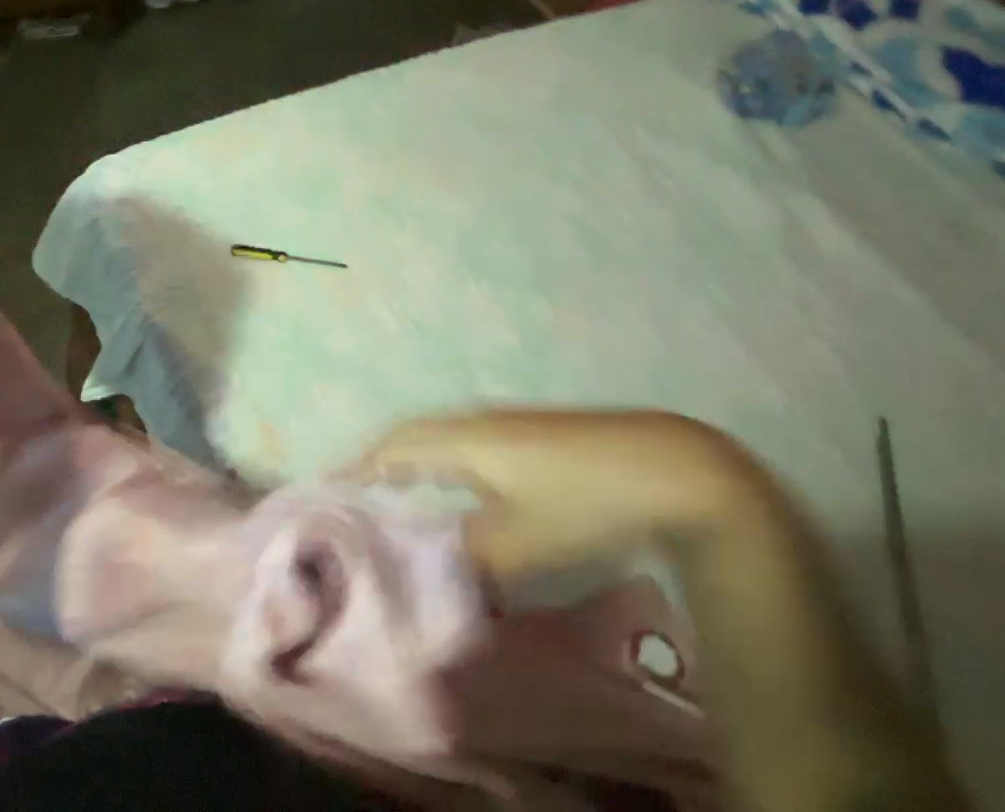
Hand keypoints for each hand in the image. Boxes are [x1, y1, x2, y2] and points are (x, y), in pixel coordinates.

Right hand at [344, 409, 777, 578]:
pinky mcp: (532, 434)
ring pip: (438, 436)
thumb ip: (464, 563)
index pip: (390, 449)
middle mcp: (475, 424)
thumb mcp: (520, 544)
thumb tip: (425, 581)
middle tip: (350, 492)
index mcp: (462, 442)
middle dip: (375, 461)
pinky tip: (453, 484)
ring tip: (390, 490)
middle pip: (409, 435)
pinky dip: (439, 460)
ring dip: (408, 459)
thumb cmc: (588, 503)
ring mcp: (507, 424)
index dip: (355, 469)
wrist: (679, 469)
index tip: (325, 490)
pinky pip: (462, 442)